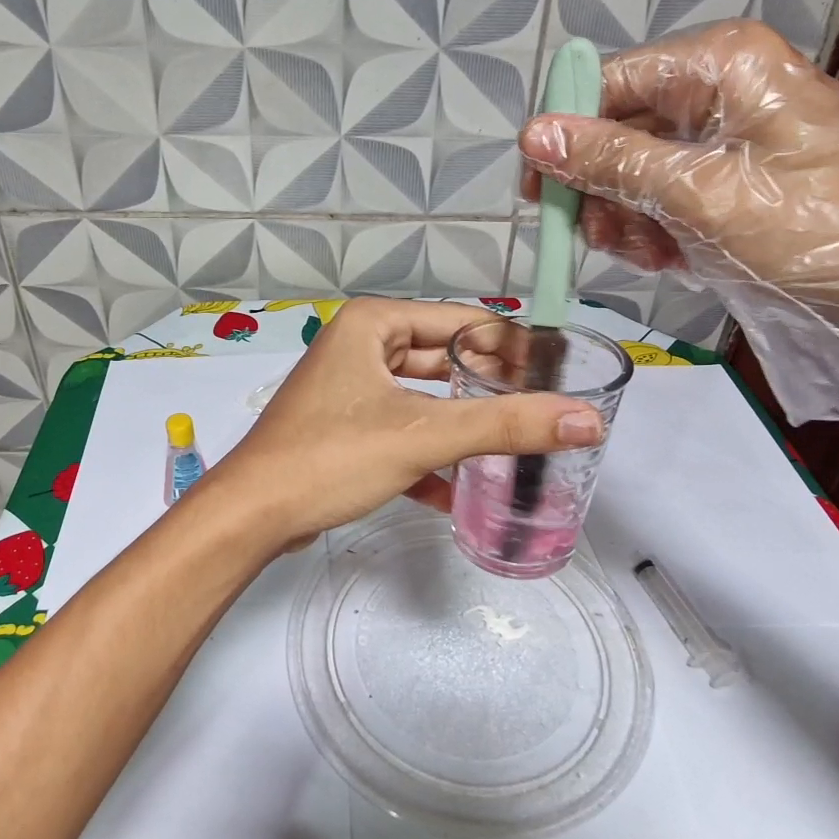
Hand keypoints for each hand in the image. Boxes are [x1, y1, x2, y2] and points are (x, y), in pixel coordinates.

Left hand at [200, 298, 602, 550]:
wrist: (251, 515)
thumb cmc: (330, 457)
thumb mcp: (423, 436)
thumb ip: (506, 426)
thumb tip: (586, 419)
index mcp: (372, 325)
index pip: (461, 322)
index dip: (512, 348)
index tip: (559, 376)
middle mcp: (358, 346)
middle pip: (442, 360)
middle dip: (488, 391)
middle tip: (542, 415)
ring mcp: (347, 389)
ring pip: (421, 400)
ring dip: (459, 428)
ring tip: (512, 451)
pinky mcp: (341, 429)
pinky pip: (398, 432)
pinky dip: (426, 457)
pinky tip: (457, 492)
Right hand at [519, 20, 838, 424]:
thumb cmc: (827, 227)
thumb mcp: (705, 196)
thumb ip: (614, 163)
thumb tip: (533, 134)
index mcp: (720, 64)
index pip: (609, 84)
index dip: (565, 137)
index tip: (539, 195)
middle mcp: (723, 87)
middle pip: (621, 129)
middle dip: (602, 188)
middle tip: (599, 239)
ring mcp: (734, 135)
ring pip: (641, 169)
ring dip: (628, 217)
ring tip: (647, 255)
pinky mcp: (742, 178)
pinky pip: (673, 195)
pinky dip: (659, 230)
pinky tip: (671, 258)